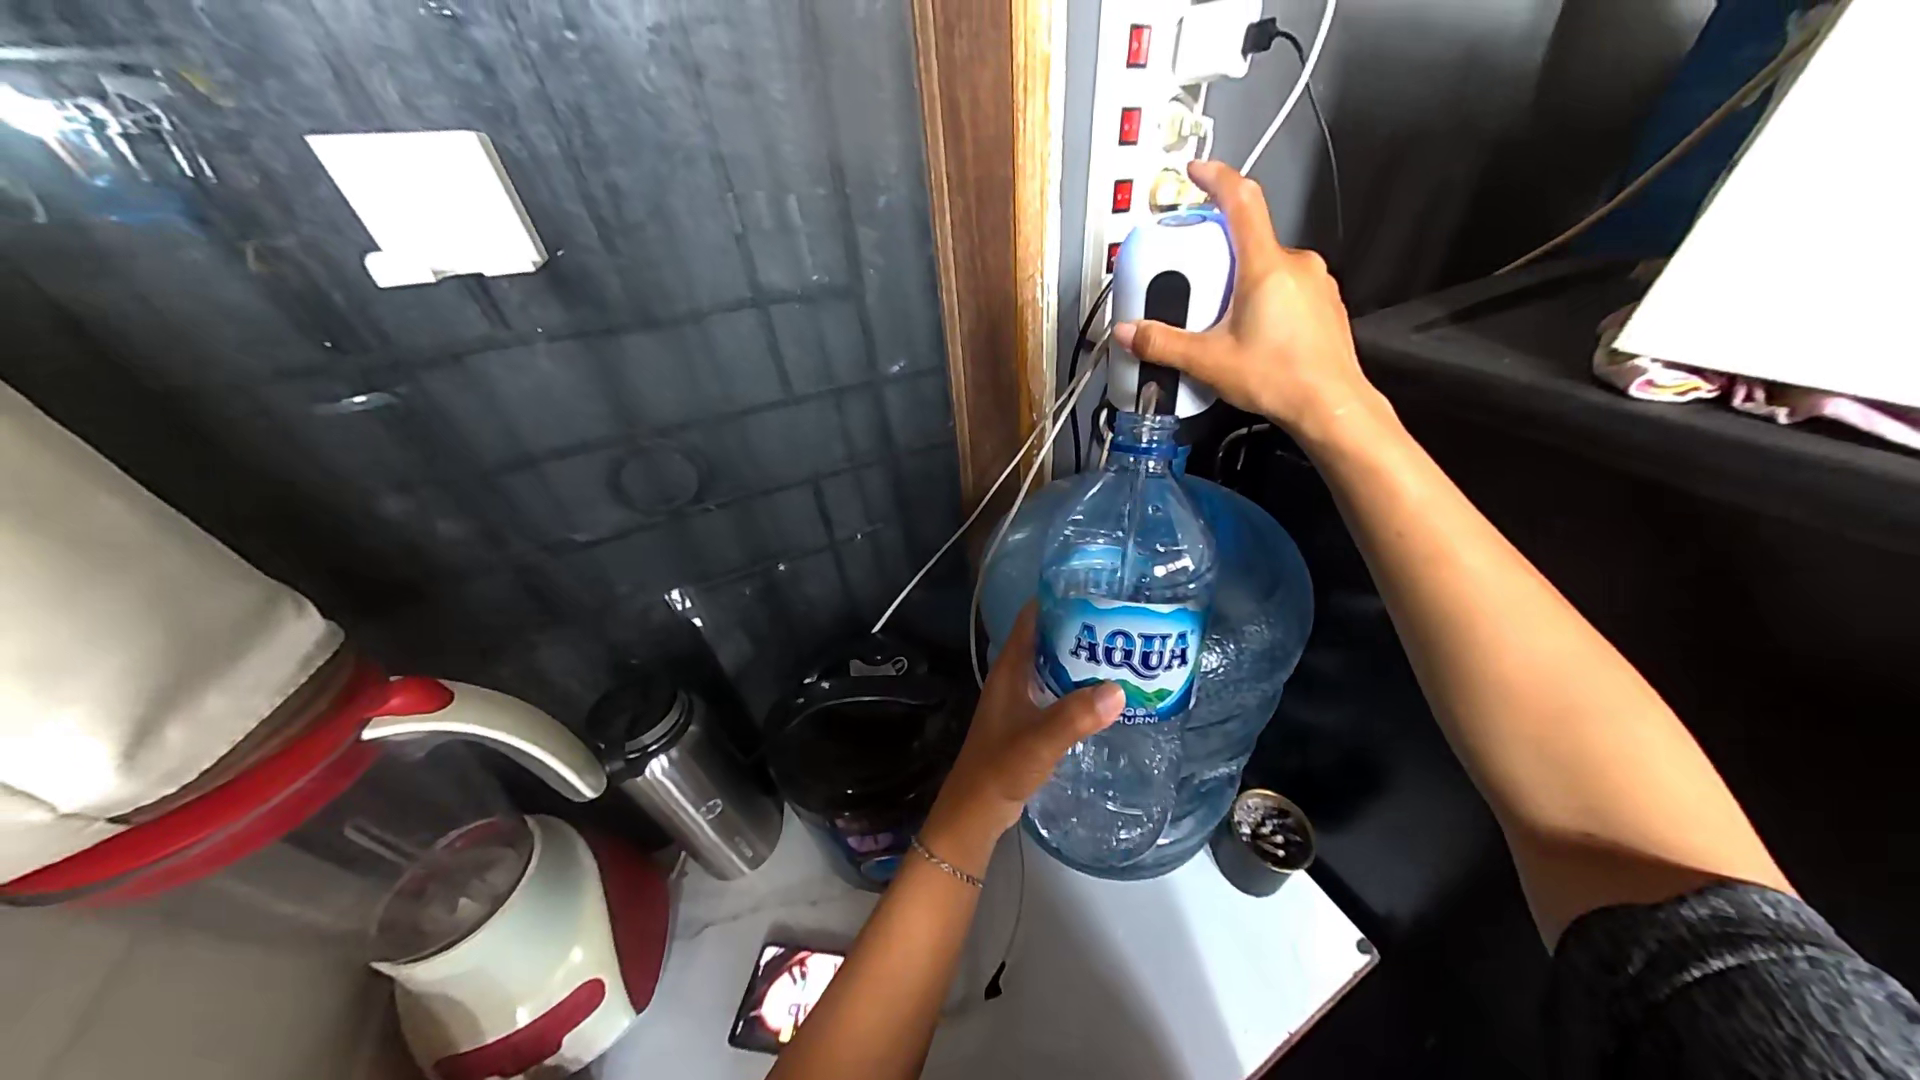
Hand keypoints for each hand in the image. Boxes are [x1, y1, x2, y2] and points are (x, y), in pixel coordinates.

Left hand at [919, 607, 1123, 876]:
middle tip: (1123, 621)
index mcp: (1010, 669)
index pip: (1032, 618)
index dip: (1058, 599)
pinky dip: (1079, 685)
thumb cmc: (999, 768)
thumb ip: (1074, 717)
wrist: (976, 810)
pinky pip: (1057, 690)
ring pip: (1054, 665)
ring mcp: (1021, 698)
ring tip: (1122, 651)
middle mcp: (1014, 676)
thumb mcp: (1039, 741)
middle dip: (1080, 627)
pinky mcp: (1029, 719)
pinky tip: (1106, 694)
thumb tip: (1118, 688)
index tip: (1096, 590)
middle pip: (1048, 639)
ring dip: (1081, 657)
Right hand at [1113, 160, 1382, 442]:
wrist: (1330, 406)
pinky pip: (1283, 287)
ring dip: (1237, 284)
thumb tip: (1131, 333)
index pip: (1241, 201)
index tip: (1197, 171)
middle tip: (1194, 291)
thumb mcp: (1208, 361)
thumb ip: (1163, 343)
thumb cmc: (1283, 379)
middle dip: (1215, 259)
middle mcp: (1296, 265)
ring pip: (1265, 266)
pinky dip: (1260, 299)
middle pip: (1245, 241)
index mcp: (1266, 267)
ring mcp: (1314, 283)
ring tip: (1220, 324)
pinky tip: (1249, 334)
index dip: (1216, 179)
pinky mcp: (1321, 304)